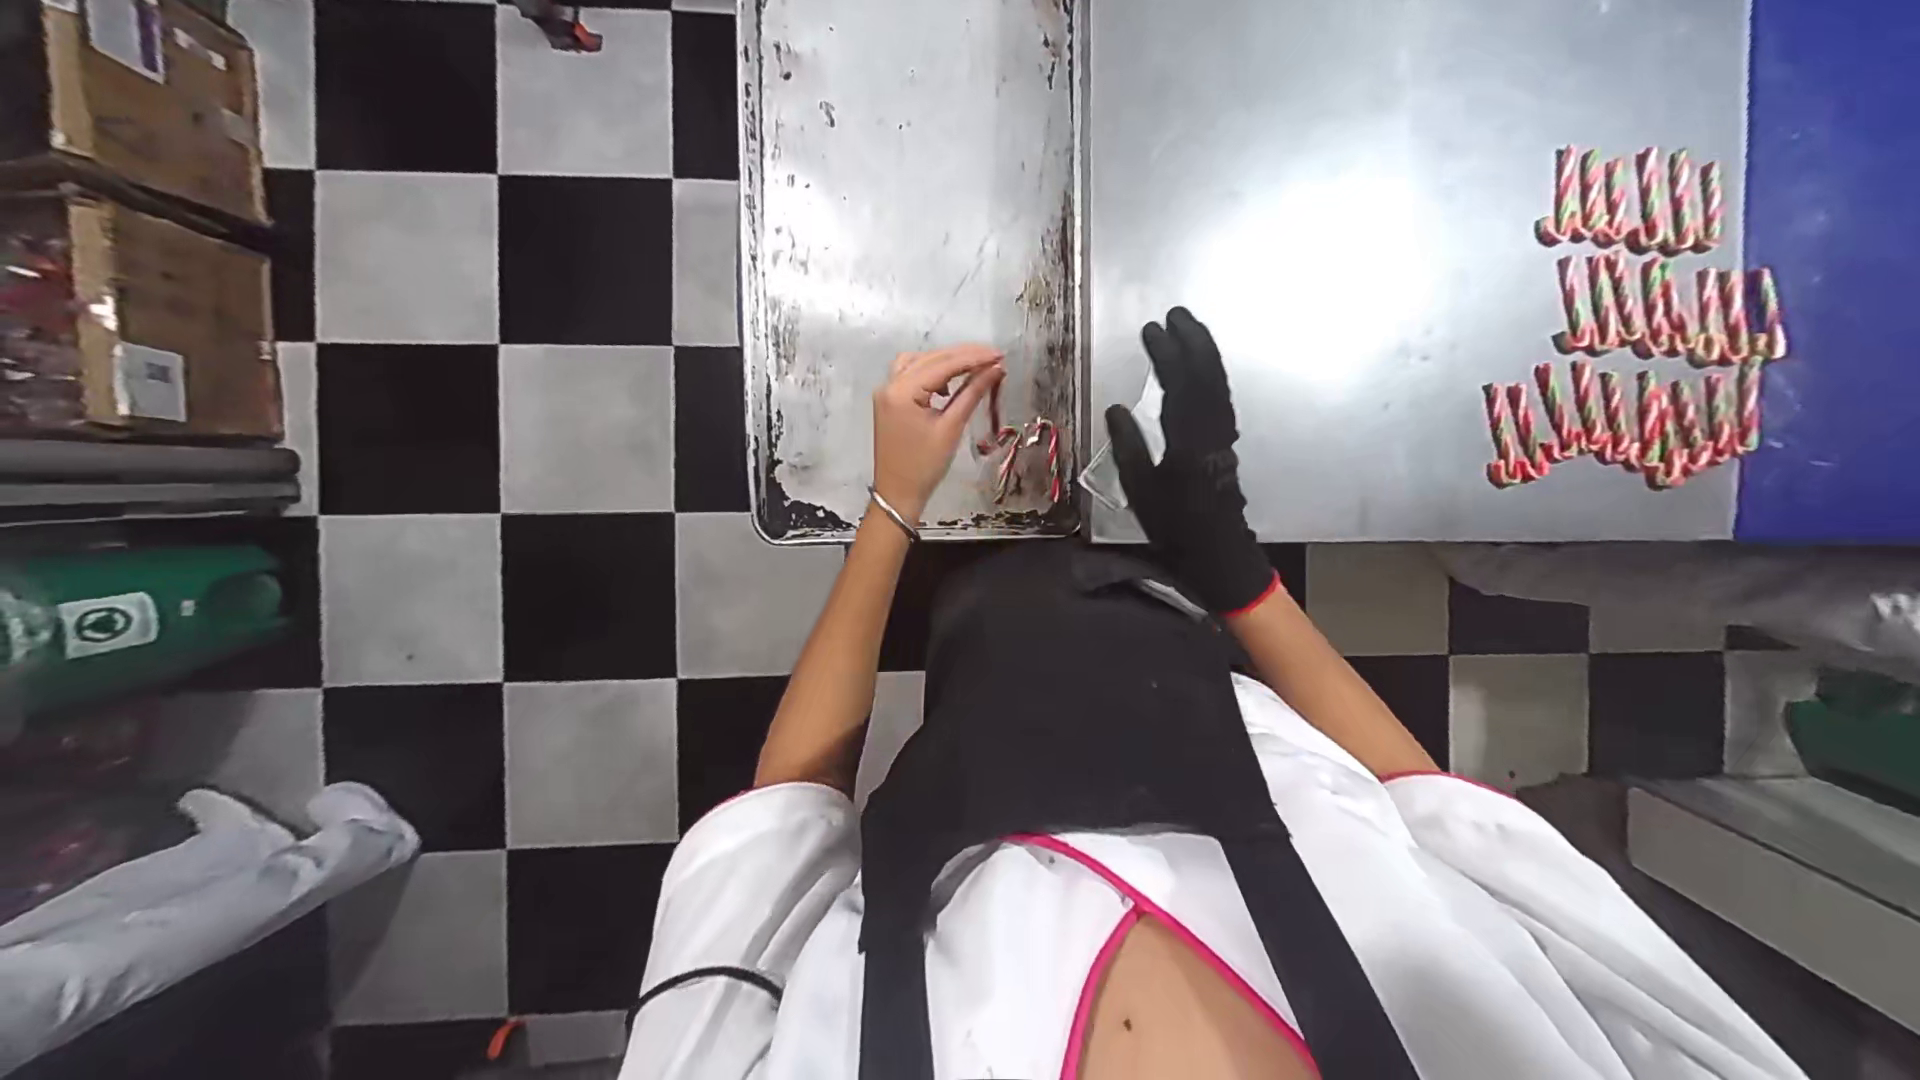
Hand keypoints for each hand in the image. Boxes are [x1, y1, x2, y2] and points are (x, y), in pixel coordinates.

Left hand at [873, 344, 1005, 521]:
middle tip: (993, 357)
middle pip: (930, 359)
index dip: (973, 357)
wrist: (898, 493)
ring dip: (945, 361)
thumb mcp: (951, 428)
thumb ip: (972, 393)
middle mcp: (889, 385)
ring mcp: (886, 392)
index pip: (942, 364)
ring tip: (974, 366)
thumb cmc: (925, 466)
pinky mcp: (889, 401)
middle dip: (962, 356)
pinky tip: (948, 383)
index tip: (999, 354)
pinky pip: (911, 375)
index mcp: (901, 392)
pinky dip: (931, 372)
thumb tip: (994, 370)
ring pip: (919, 363)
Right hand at [1105, 307, 1274, 613]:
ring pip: (1218, 383)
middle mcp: (1212, 430)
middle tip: (1175, 314)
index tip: (1151, 330)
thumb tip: (1116, 409)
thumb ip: (1129, 447)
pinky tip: (1199, 368)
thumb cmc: (1174, 526)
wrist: (1216, 550)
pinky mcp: (1226, 440)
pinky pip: (1220, 397)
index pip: (1179, 386)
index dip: (1166, 354)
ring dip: (1204, 352)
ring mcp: (1223, 434)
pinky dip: (1211, 375)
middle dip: (1192, 340)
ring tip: (1188, 329)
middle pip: (1206, 375)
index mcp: (1188, 441)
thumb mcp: (1141, 491)